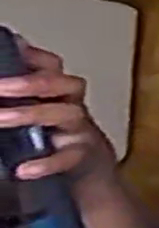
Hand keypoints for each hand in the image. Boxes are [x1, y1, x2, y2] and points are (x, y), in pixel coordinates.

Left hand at [0, 41, 115, 183]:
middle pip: (70, 85)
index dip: (34, 57)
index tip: (11, 44)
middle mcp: (67, 109)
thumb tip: (8, 56)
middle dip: (38, 82)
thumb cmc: (44, 146)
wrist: (78, 183)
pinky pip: (70, 155)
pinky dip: (48, 161)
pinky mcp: (81, 157)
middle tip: (1, 86)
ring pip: (70, 113)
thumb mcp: (25, 122)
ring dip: (35, 113)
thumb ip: (14, 101)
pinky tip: (24, 169)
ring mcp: (76, 132)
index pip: (51, 69)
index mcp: (52, 98)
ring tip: (1, 119)